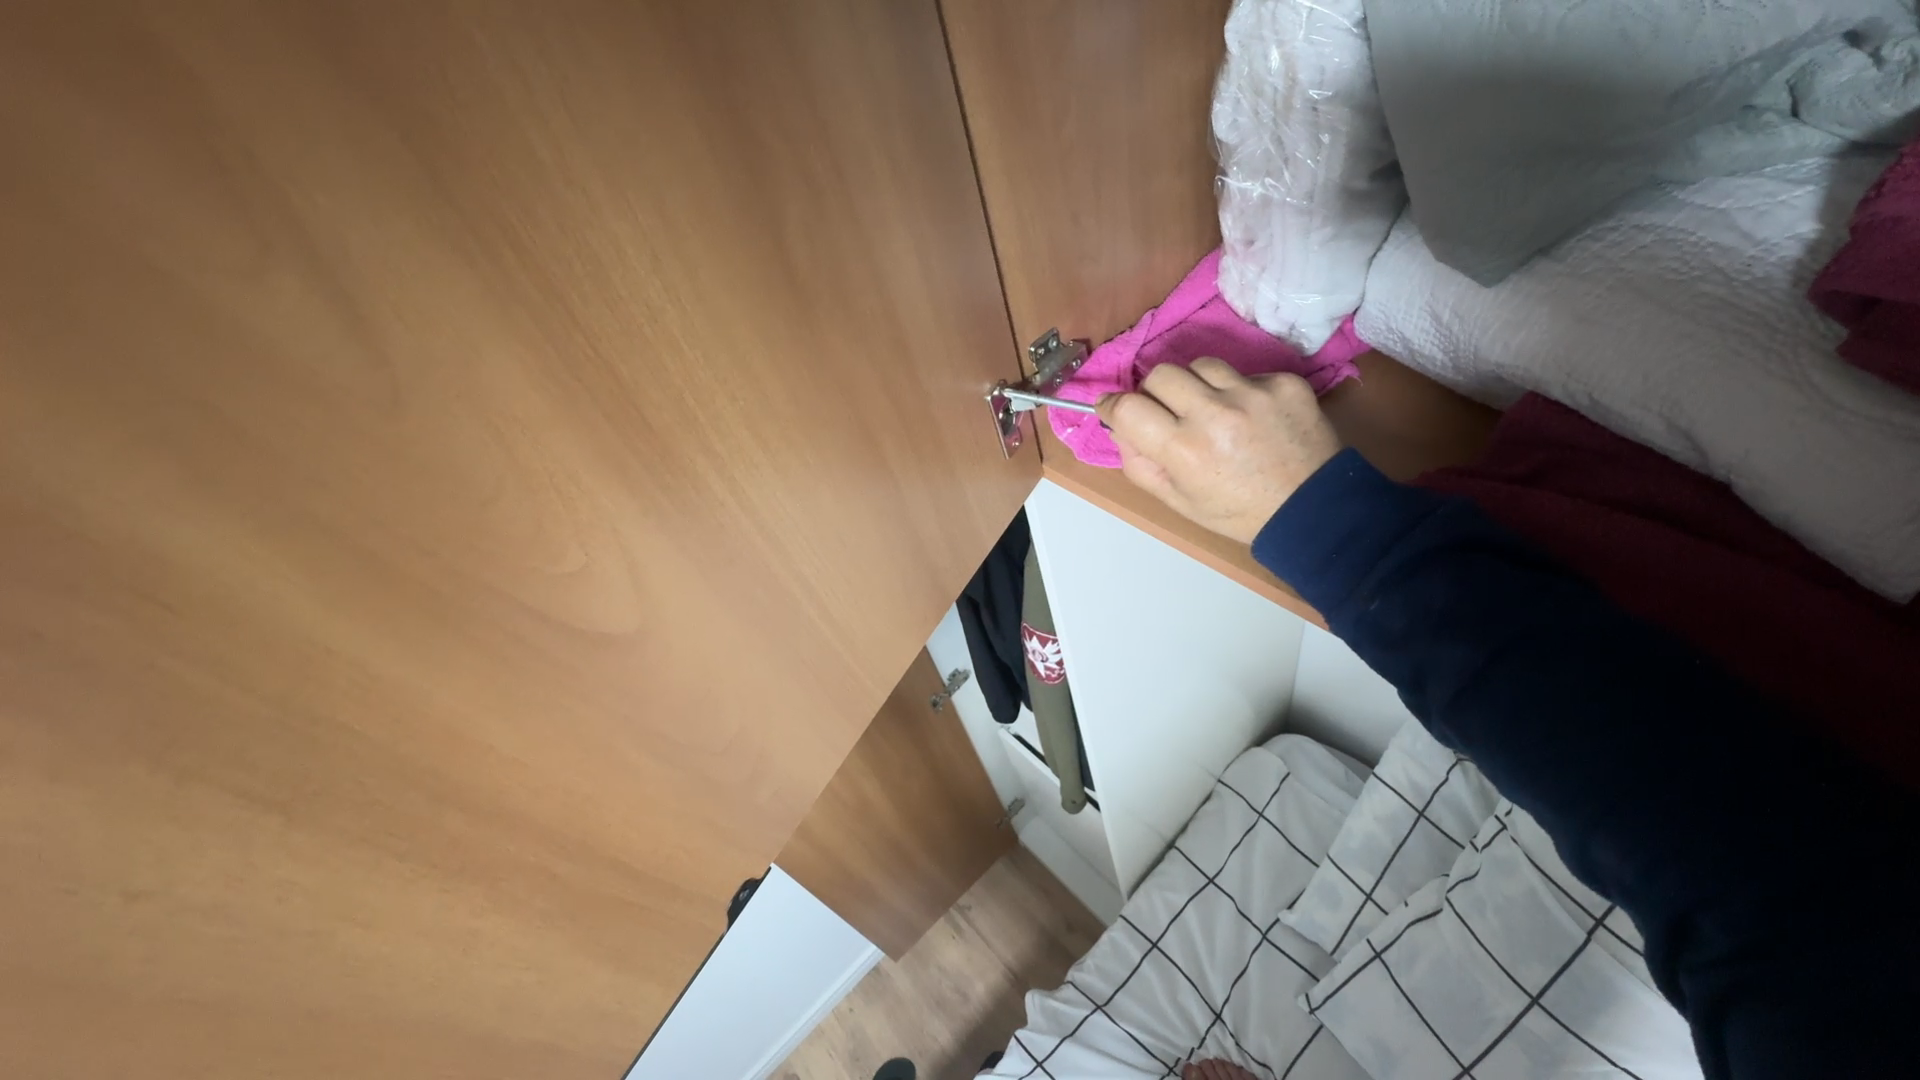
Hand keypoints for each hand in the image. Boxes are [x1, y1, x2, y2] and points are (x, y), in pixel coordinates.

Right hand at [1095, 358, 1342, 544]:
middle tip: (1169, 413)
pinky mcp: (1283, 383)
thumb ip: (1140, 464)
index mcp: (1183, 449)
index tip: (1114, 409)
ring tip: (1213, 411)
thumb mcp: (1178, 501)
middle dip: (1155, 392)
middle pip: (1160, 374)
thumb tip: (1120, 427)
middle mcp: (1214, 414)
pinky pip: (1243, 373)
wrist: (1312, 508)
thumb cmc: (1237, 512)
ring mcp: (1252, 393)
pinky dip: (1239, 391)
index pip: (1128, 406)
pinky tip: (1251, 417)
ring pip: (1201, 365)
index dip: (1113, 406)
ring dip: (1197, 385)